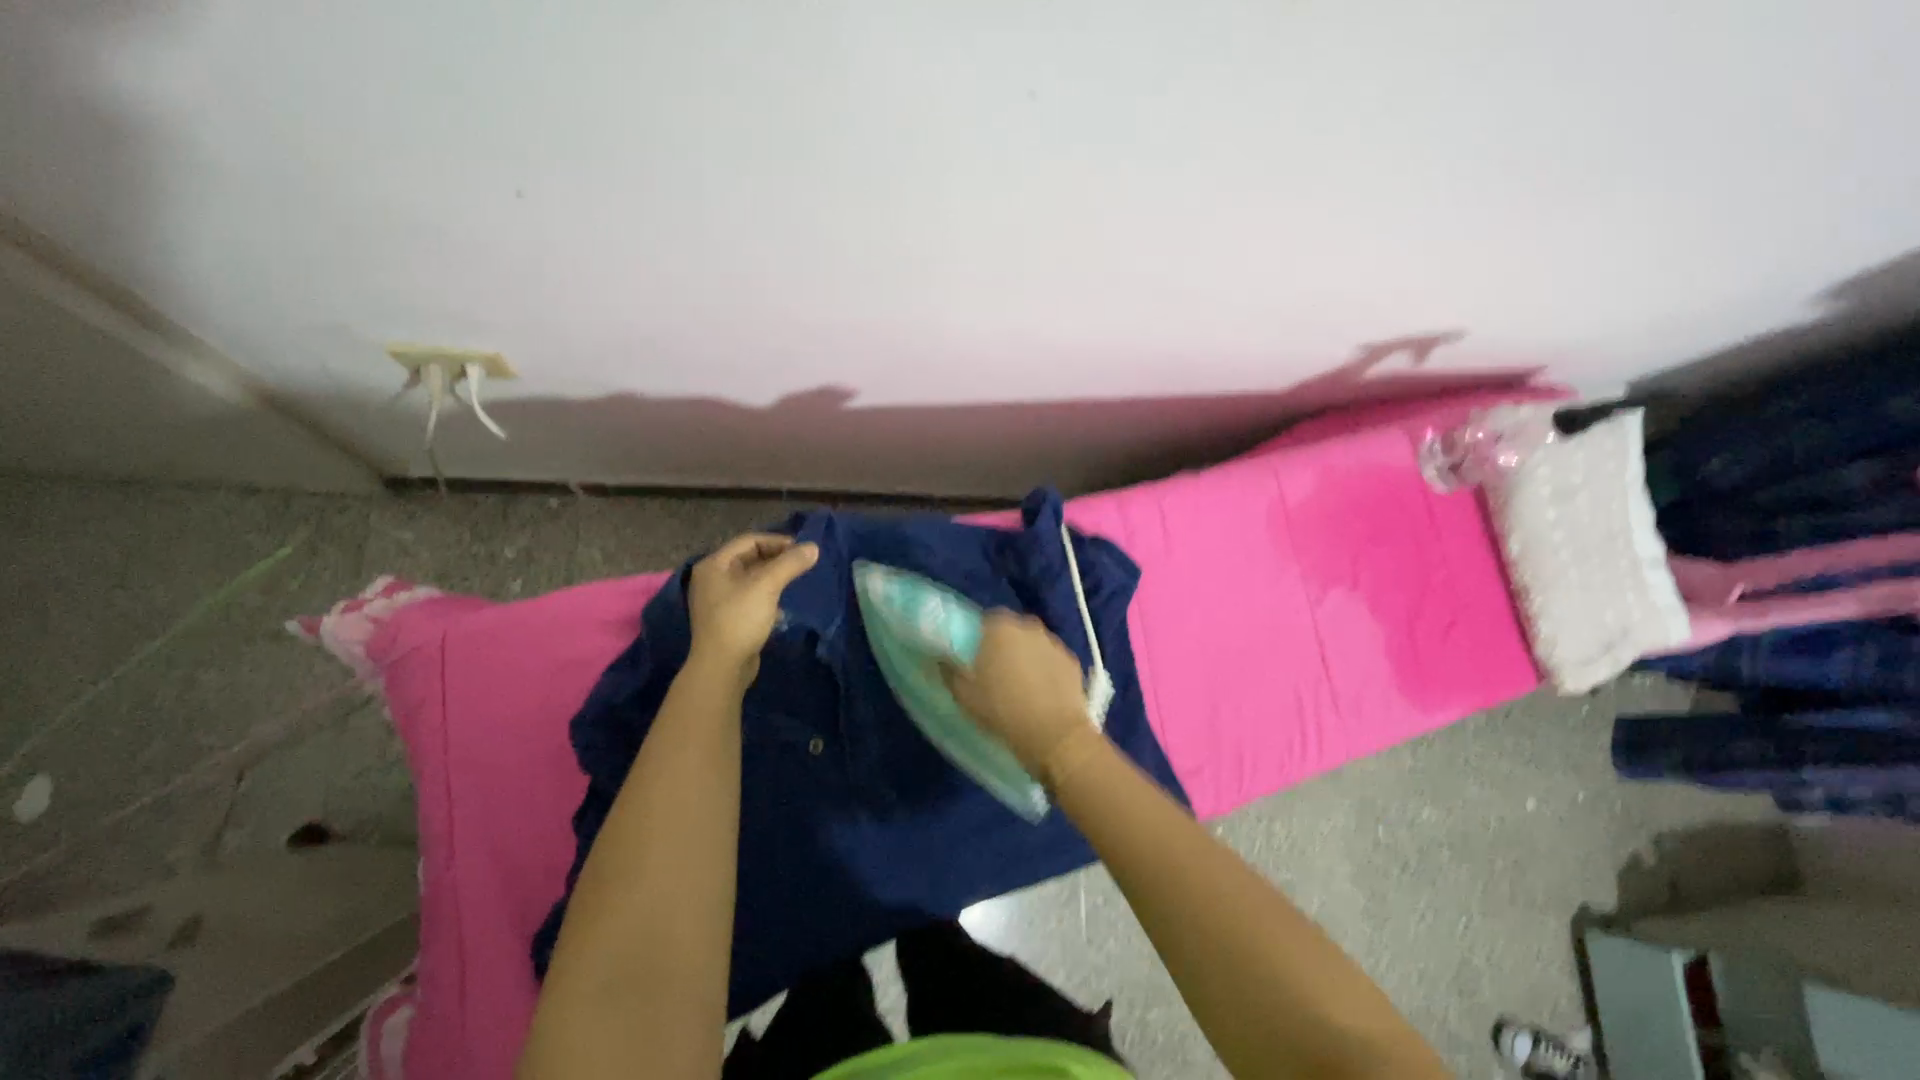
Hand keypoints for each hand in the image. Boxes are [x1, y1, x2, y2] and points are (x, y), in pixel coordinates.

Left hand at [686, 533, 818, 686]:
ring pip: (751, 579)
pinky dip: (767, 594)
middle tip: (801, 564)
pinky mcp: (727, 618)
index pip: (749, 541)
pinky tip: (782, 604)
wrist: (722, 666)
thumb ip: (790, 564)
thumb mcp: (767, 586)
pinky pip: (750, 597)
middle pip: (749, 558)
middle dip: (776, 559)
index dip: (777, 541)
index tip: (802, 549)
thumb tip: (813, 547)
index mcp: (714, 564)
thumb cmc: (740, 619)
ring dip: (773, 577)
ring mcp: (717, 600)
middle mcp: (711, 578)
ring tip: (796, 580)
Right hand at [943, 611, 1094, 778]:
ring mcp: (1054, 643)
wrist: (1055, 736)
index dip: (979, 638)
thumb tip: (943, 659)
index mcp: (1000, 628)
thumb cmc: (1002, 711)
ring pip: (1033, 645)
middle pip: (1011, 631)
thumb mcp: (964, 695)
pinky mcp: (1072, 661)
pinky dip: (1046, 670)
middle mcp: (1029, 627)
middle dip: (1003, 646)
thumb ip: (950, 671)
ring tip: (1020, 686)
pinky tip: (1042, 693)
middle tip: (995, 672)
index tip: (974, 658)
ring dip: (1026, 657)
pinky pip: (1052, 661)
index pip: (985, 621)